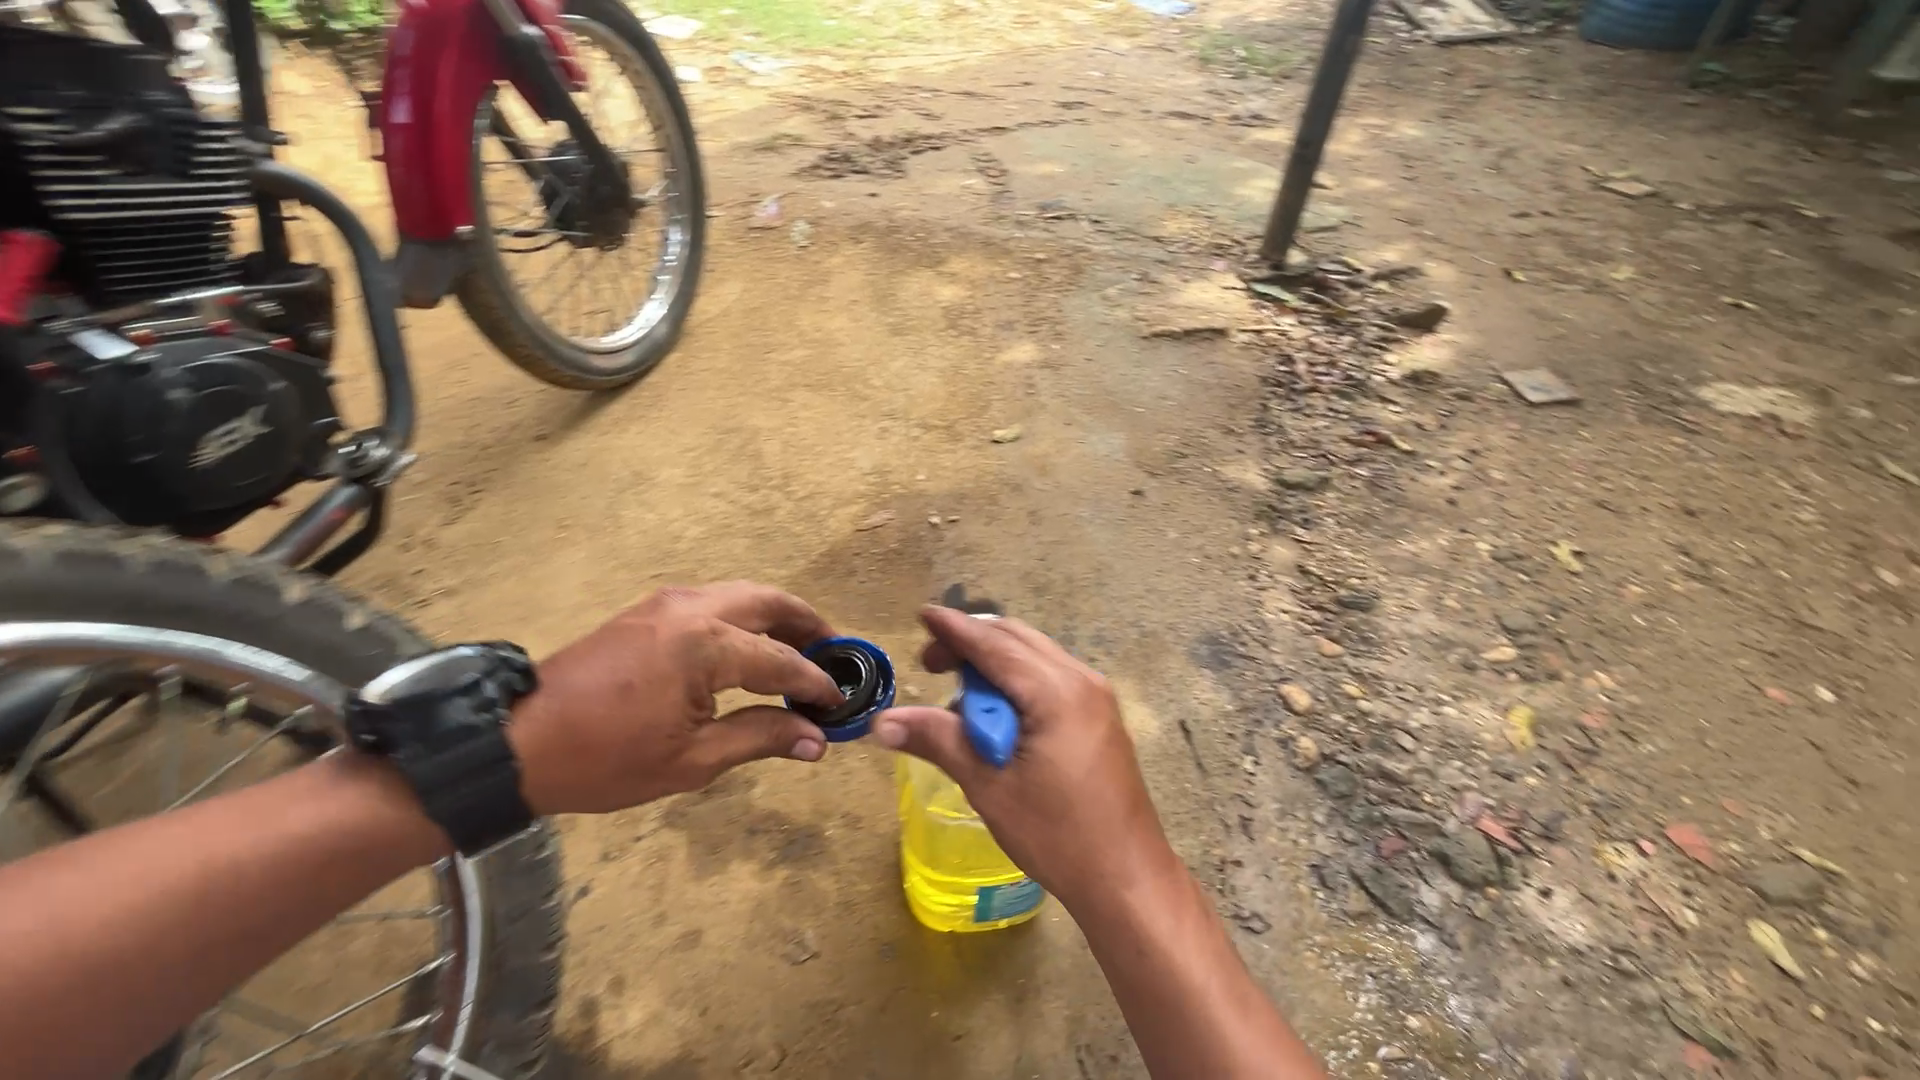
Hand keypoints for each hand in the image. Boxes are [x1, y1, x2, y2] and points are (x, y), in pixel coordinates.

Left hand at [505, 583, 844, 814]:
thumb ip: (761, 738)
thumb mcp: (692, 760)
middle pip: (770, 602)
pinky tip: (749, 648)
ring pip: (742, 595)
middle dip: (808, 624)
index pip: (781, 661)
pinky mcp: (649, 611)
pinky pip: (714, 601)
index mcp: (706, 646)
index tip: (838, 703)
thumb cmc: (607, 759)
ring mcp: (667, 604)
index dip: (815, 683)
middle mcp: (693, 609)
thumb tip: (816, 740)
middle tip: (833, 654)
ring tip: (798, 650)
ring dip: (776, 617)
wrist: (519, 741)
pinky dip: (744, 617)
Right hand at [871, 607, 1178, 907]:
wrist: (1127, 877)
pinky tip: (999, 713)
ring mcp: (1097, 697)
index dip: (955, 629)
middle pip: (1017, 640)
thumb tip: (882, 722)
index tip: (922, 615)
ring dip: (995, 663)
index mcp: (1055, 691)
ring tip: (959, 693)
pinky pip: (1051, 677)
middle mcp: (1081, 681)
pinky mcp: (1100, 717)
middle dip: (972, 643)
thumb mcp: (989, 785)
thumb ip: (939, 740)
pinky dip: (1018, 680)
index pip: (994, 645)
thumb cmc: (1056, 834)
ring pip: (1035, 656)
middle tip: (930, 665)